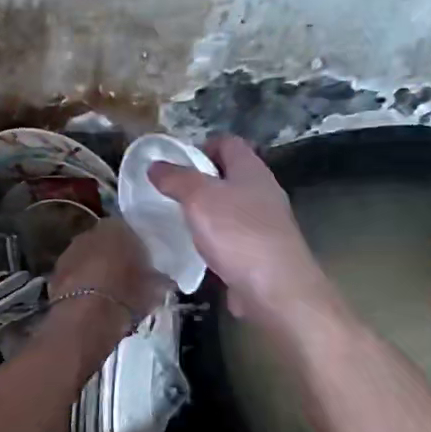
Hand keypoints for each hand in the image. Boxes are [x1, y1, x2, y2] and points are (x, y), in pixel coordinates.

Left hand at [49, 217, 167, 330]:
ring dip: (94, 270)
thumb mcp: (155, 287)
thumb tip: (162, 279)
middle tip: (125, 276)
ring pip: (87, 258)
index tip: (142, 262)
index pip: (129, 229)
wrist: (87, 317)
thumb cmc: (128, 294)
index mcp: (117, 227)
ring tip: (107, 292)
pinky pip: (73, 275)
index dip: (135, 246)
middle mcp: (90, 233)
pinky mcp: (54, 274)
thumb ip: (158, 278)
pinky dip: (80, 284)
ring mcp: (69, 252)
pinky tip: (89, 301)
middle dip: (112, 256)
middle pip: (104, 242)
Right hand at [146, 135, 327, 317]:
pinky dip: (215, 242)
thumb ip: (176, 179)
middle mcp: (263, 192)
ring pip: (230, 209)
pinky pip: (233, 239)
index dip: (201, 147)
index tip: (175, 166)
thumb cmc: (237, 233)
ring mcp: (265, 224)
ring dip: (205, 215)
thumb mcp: (198, 198)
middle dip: (199, 183)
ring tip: (178, 224)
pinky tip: (197, 254)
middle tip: (170, 195)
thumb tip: (155, 165)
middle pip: (228, 176)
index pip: (227, 142)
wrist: (275, 289)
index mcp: (251, 169)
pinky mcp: (262, 252)